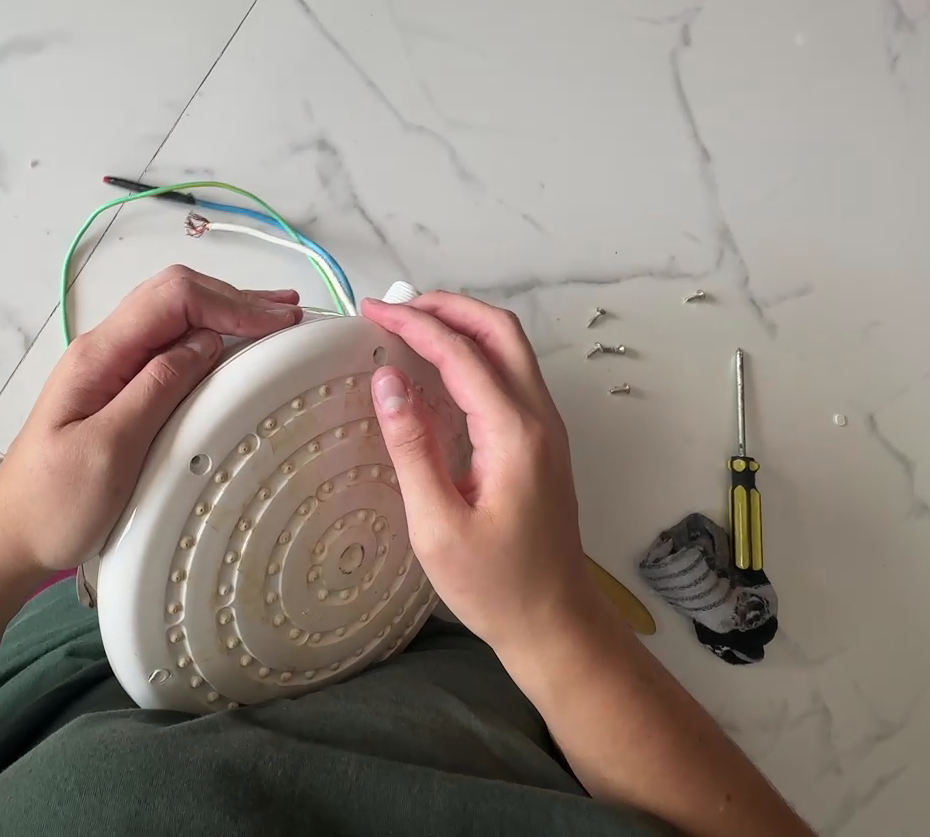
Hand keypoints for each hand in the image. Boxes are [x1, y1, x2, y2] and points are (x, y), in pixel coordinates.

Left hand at [0, 267, 301, 572]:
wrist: (13, 536)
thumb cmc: (55, 502)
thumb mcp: (109, 449)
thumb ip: (157, 388)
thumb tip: (207, 343)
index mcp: (101, 354)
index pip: (172, 299)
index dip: (229, 302)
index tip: (277, 322)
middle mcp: (108, 348)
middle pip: (176, 294)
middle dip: (236, 296)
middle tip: (289, 312)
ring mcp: (115, 364)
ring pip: (177, 314)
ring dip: (227, 309)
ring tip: (276, 315)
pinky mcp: (124, 385)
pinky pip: (174, 343)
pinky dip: (214, 334)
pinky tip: (237, 344)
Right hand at [361, 293, 602, 653]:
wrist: (557, 623)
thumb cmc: (495, 585)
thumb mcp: (437, 525)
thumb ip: (412, 447)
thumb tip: (386, 380)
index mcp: (514, 434)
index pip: (460, 354)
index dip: (414, 324)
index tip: (373, 311)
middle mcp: (539, 417)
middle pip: (500, 330)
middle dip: (447, 306)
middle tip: (397, 307)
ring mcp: (547, 426)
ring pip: (510, 346)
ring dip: (463, 323)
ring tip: (412, 324)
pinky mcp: (542, 438)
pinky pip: (510, 372)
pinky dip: (474, 350)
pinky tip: (441, 365)